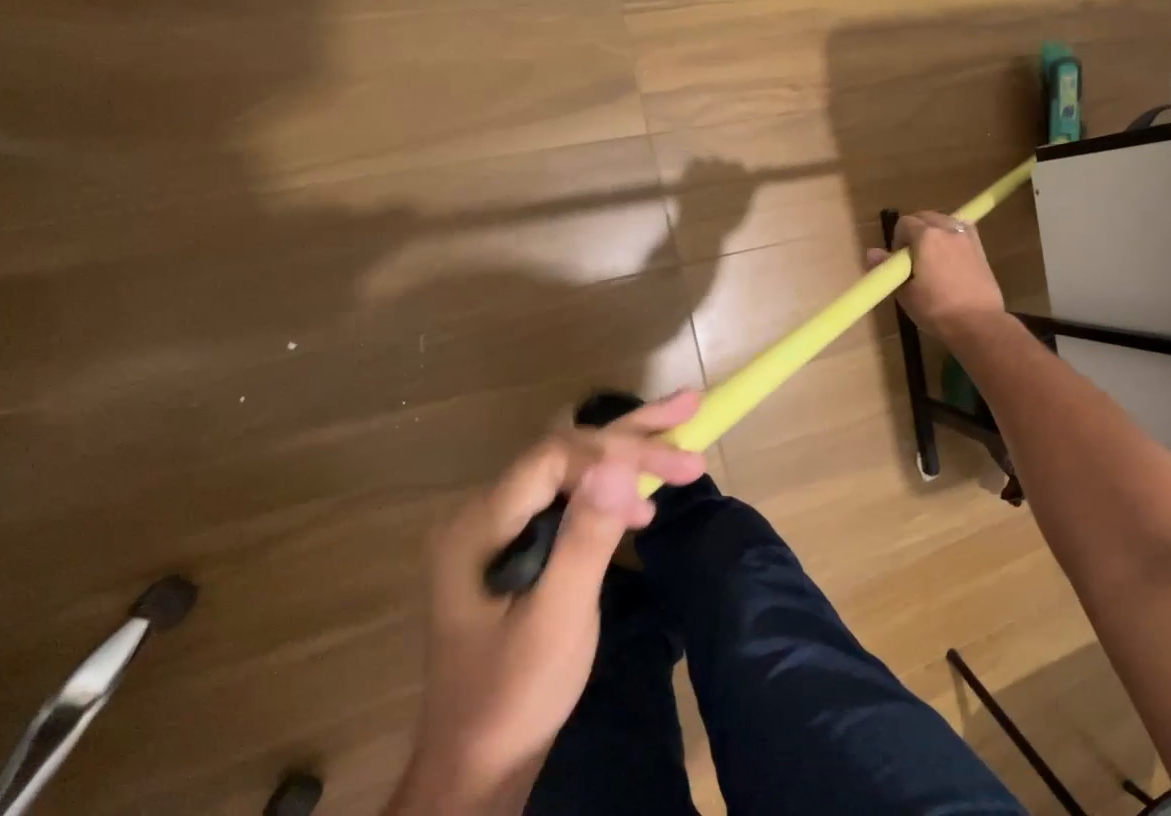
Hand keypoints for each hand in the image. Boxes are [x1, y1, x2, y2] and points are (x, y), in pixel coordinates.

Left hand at [389, 392, 706, 814]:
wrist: (478, 761)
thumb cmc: (515, 693)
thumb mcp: (558, 618)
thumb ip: (586, 538)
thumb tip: (619, 464)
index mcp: (477, 527)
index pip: (553, 458)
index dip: (617, 451)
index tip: (678, 467)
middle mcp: (483, 515)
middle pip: (562, 453)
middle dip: (630, 436)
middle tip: (693, 410)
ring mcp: (499, 530)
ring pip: (569, 470)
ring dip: (626, 450)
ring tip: (683, 428)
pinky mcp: (518, 548)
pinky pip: (568, 498)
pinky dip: (613, 485)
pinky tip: (645, 486)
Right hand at [868, 210, 1005, 340]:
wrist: (978, 323)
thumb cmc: (936, 310)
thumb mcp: (906, 293)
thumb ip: (888, 269)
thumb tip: (871, 252)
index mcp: (927, 236)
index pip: (905, 223)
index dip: (897, 241)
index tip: (899, 262)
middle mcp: (948, 229)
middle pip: (926, 217)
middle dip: (915, 232)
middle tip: (913, 259)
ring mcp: (967, 237)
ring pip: (945, 222)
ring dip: (935, 232)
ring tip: (932, 258)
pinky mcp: (981, 249)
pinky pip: (962, 232)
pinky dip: (953, 237)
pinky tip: (951, 258)